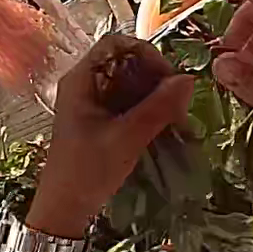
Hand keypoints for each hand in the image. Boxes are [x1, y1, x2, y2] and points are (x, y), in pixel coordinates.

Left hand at [25, 35, 194, 238]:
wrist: (63, 208)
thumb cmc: (87, 171)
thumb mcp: (126, 139)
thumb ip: (157, 108)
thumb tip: (189, 79)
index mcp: (80, 79)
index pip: (115, 43)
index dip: (145, 53)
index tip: (168, 78)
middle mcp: (83, 83)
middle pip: (124, 61)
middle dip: (153, 77)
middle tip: (176, 103)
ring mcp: (89, 101)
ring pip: (128, 82)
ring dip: (153, 94)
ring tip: (174, 118)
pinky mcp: (97, 118)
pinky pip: (125, 100)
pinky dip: (145, 108)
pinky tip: (162, 126)